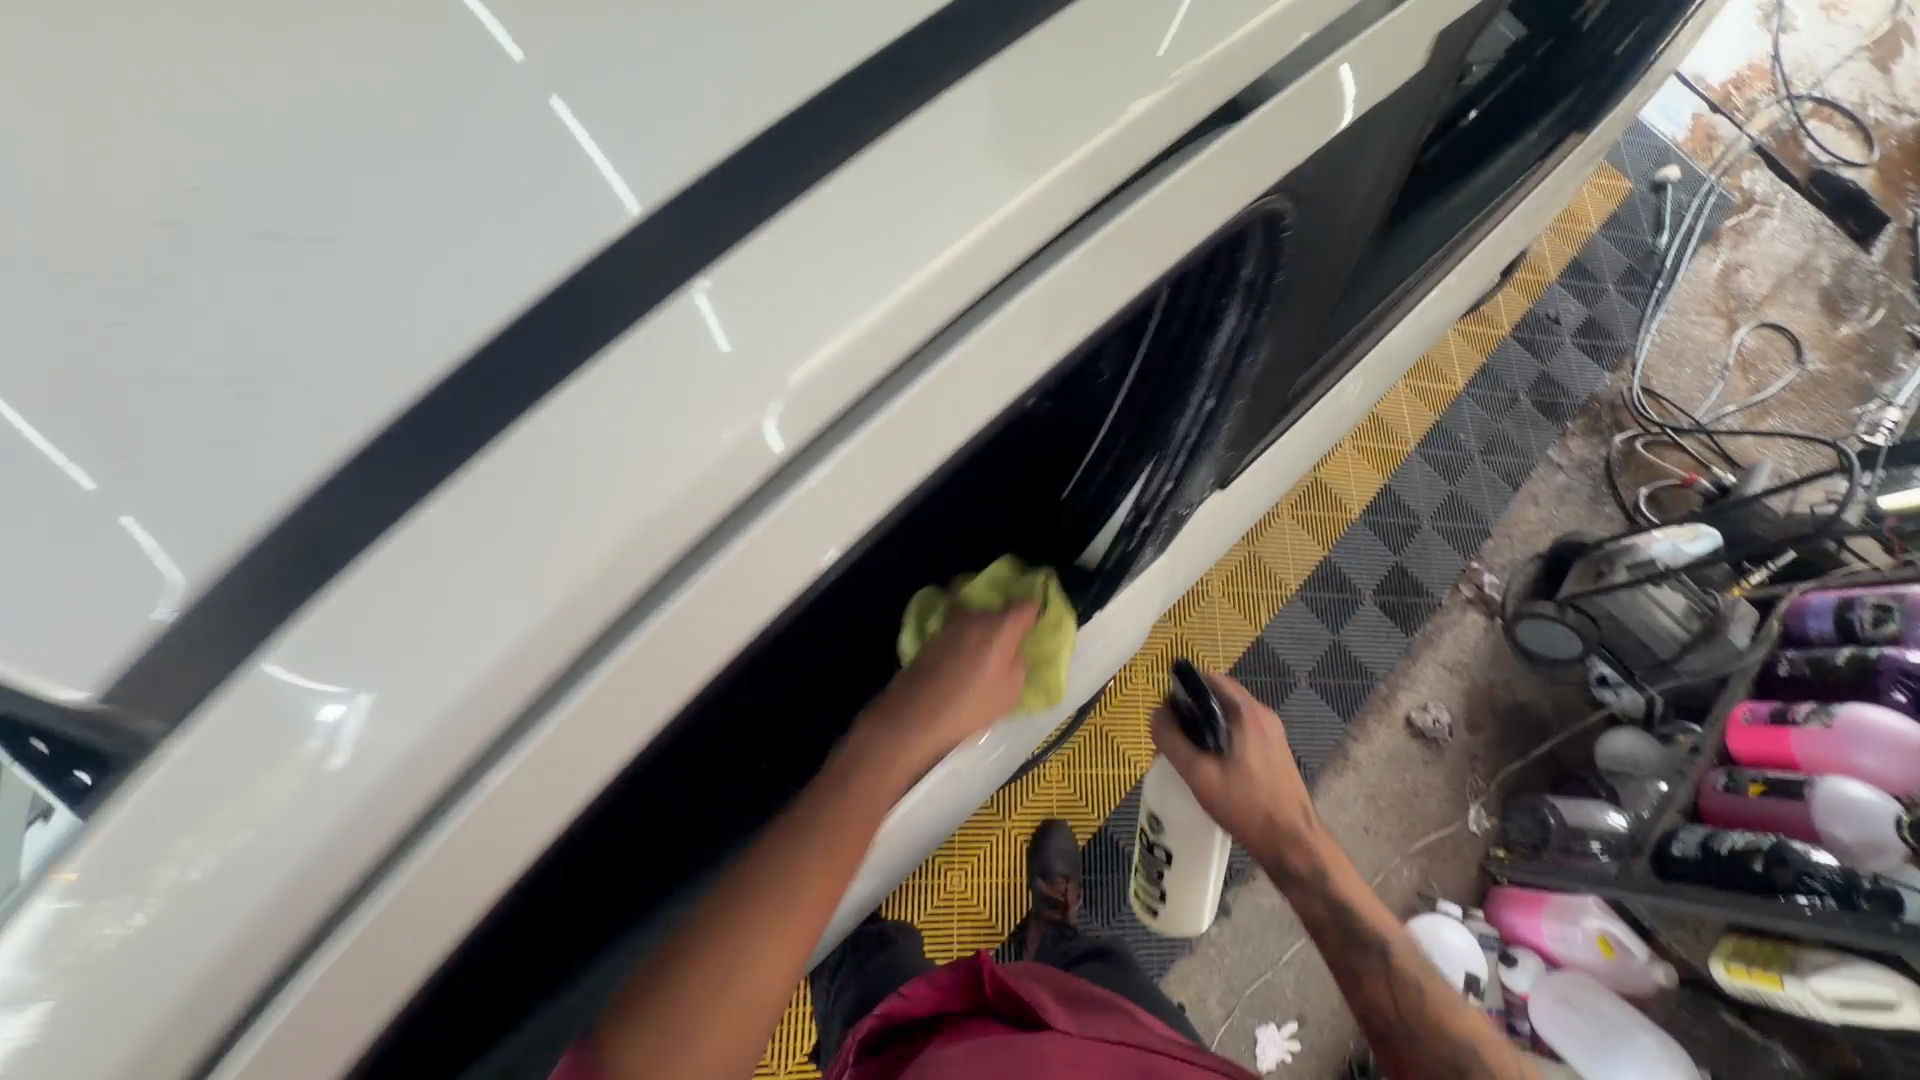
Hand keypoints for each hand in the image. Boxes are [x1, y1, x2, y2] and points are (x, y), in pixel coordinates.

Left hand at [850, 602, 1040, 774]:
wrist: (918, 712)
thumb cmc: (973, 702)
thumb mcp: (1012, 689)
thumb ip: (1018, 661)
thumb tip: (1010, 651)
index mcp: (1001, 625)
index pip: (1026, 606)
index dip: (1035, 612)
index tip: (1037, 621)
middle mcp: (976, 616)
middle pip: (997, 611)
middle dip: (1005, 622)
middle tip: (1010, 643)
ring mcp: (950, 624)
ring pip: (974, 618)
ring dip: (981, 629)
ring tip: (985, 653)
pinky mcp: (932, 637)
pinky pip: (957, 632)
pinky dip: (963, 640)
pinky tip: (963, 660)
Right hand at [1150, 672, 1318, 863]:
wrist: (1292, 843)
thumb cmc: (1245, 806)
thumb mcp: (1199, 775)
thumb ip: (1173, 742)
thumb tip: (1156, 715)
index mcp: (1247, 713)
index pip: (1210, 679)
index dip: (1184, 690)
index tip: (1168, 714)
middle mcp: (1264, 716)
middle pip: (1220, 698)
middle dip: (1193, 711)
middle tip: (1174, 737)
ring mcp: (1274, 735)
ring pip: (1230, 717)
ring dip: (1207, 727)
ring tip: (1189, 754)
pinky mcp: (1276, 753)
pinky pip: (1242, 733)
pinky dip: (1223, 740)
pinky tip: (1211, 767)